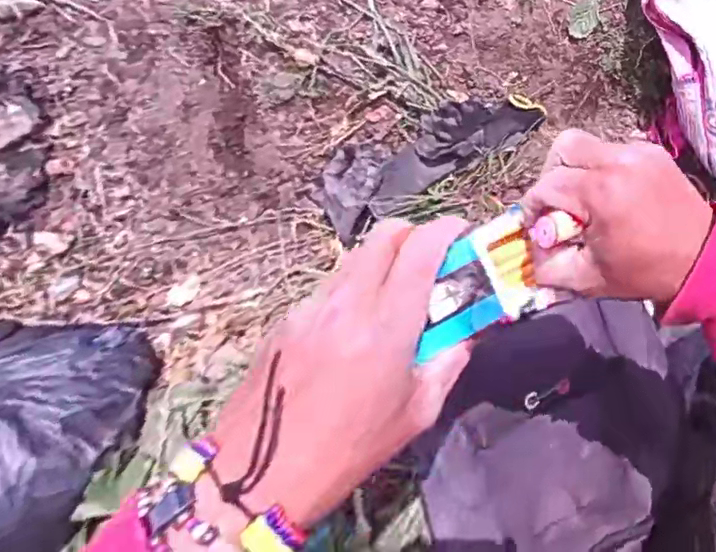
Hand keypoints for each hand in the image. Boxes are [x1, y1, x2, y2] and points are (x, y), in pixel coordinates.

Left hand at [194, 217, 471, 532]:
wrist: (247, 487)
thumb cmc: (344, 452)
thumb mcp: (418, 411)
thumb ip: (451, 360)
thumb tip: (468, 330)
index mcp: (386, 325)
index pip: (423, 246)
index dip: (450, 228)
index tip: (463, 235)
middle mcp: (347, 305)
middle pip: (388, 233)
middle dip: (417, 235)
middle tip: (432, 261)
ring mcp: (310, 310)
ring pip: (358, 256)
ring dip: (385, 262)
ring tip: (392, 300)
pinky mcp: (284, 323)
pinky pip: (330, 286)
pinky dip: (354, 291)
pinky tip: (353, 330)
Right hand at [520, 130, 714, 303]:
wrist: (702, 256)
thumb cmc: (645, 271)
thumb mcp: (587, 279)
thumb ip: (547, 262)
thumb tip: (532, 242)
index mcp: (601, 190)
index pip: (547, 184)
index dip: (534, 207)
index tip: (539, 225)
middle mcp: (619, 161)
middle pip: (565, 146)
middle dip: (553, 173)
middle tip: (560, 202)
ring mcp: (640, 152)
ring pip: (591, 144)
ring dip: (581, 168)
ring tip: (589, 200)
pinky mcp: (655, 151)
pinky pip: (616, 149)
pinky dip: (606, 166)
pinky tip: (616, 194)